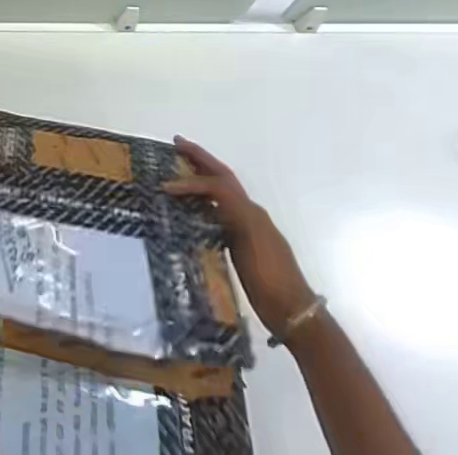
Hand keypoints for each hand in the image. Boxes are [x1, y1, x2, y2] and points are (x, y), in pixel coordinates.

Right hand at [163, 136, 316, 338]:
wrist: (293, 314)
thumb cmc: (269, 275)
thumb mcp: (249, 235)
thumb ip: (229, 206)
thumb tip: (201, 186)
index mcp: (250, 211)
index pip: (219, 182)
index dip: (191, 179)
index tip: (164, 185)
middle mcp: (249, 215)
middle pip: (223, 180)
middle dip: (200, 159)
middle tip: (176, 143)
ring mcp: (246, 232)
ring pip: (220, 196)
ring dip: (200, 178)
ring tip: (177, 170)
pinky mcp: (240, 248)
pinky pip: (218, 216)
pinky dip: (202, 204)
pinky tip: (187, 211)